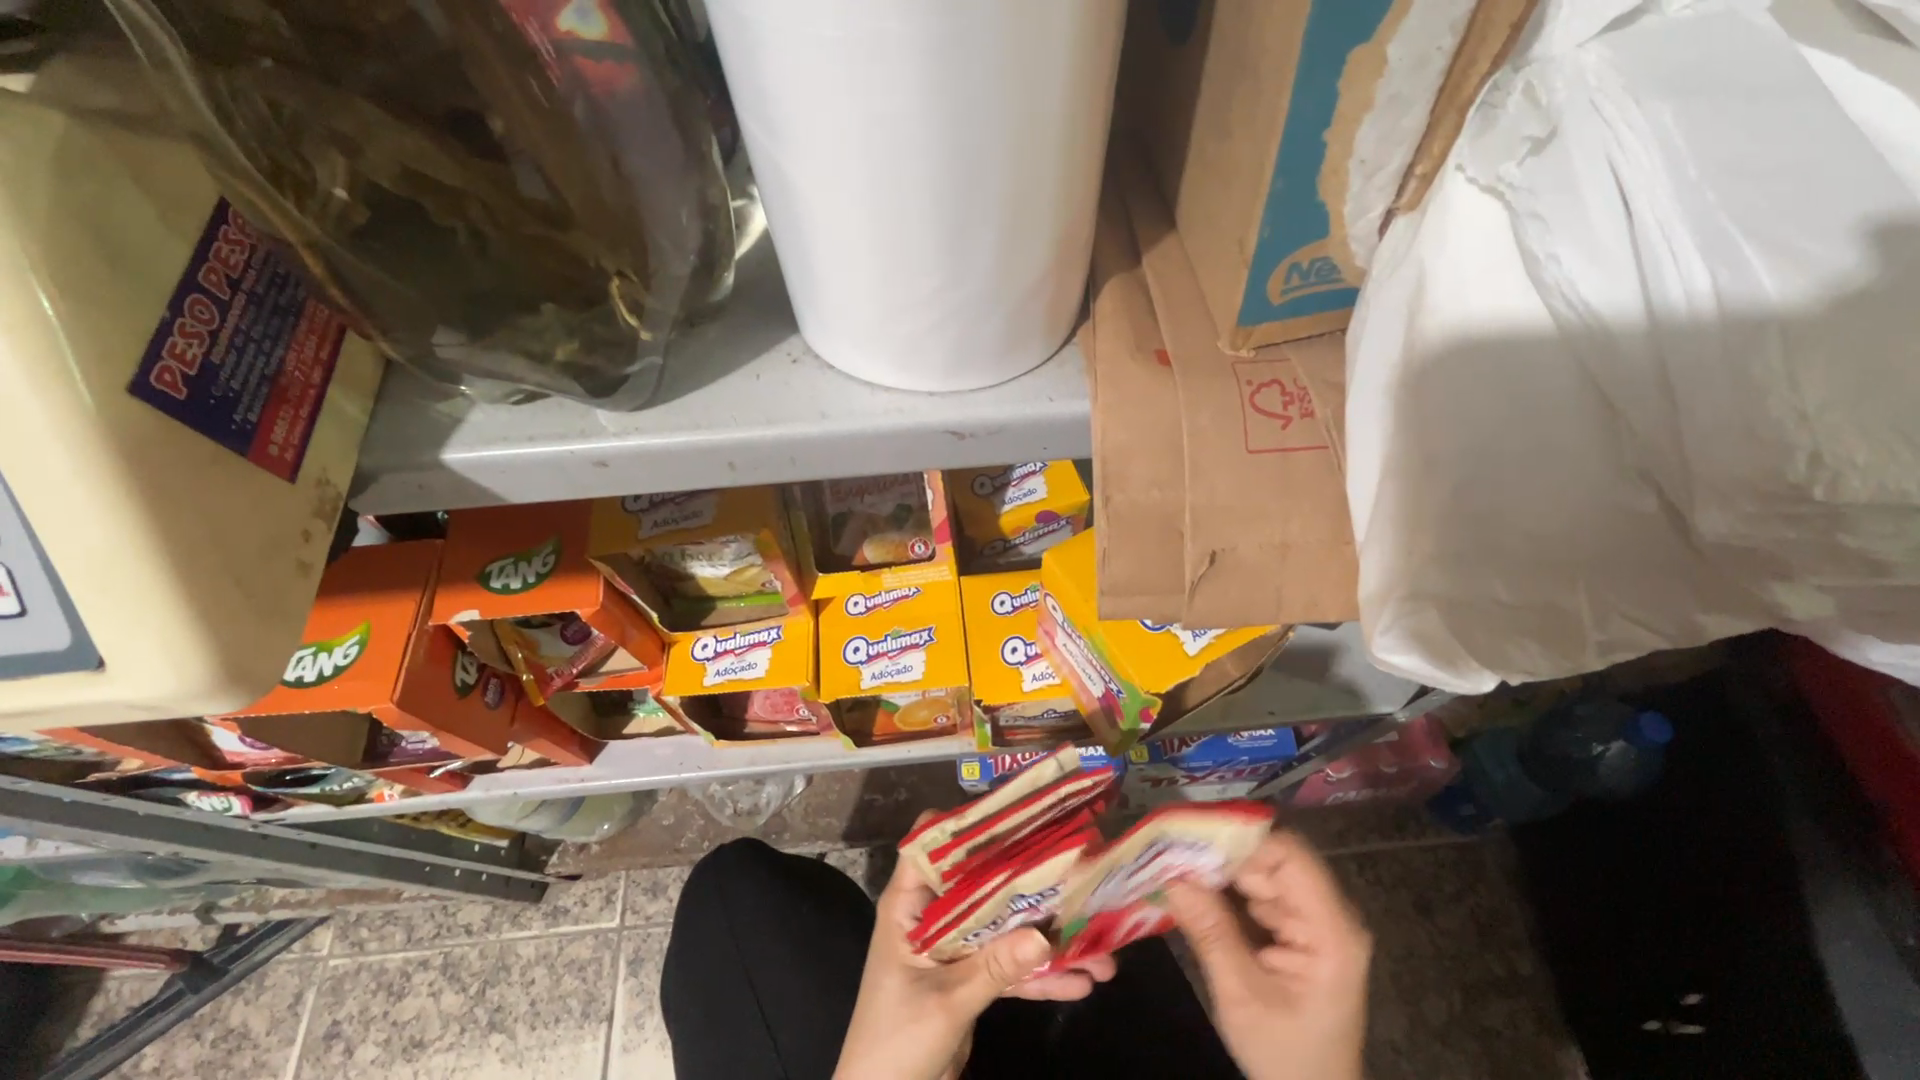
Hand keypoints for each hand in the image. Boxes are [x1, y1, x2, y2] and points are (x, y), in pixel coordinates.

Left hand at [834, 829, 1117, 1079]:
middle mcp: (933, 918)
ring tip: (1105, 950)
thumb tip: (1044, 935)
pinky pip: (1010, 968)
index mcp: (910, 907)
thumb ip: (995, 968)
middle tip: (1084, 879)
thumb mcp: (947, 1003)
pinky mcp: (970, 980)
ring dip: (1050, 941)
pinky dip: (1042, 976)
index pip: (931, 844)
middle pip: (985, 885)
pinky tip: (1084, 982)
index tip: (1020, 817)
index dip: (968, 824)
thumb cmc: (896, 1041)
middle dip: (1034, 888)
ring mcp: (954, 949)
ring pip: (1006, 930)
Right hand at [1166, 830, 1371, 1079]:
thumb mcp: (1242, 996)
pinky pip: (1259, 896)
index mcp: (1331, 930)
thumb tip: (1172, 876)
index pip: (1290, 857)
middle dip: (1222, 857)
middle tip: (1171, 855)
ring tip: (1175, 870)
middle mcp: (1329, 915)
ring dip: (1220, 873)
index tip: (1191, 840)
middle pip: (1274, 862)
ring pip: (1262, 875)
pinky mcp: (1298, 932)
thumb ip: (1211, 932)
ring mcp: (1314, 922)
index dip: (1241, 841)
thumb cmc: (1286, 1054)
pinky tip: (1195, 892)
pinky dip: (1227, 893)